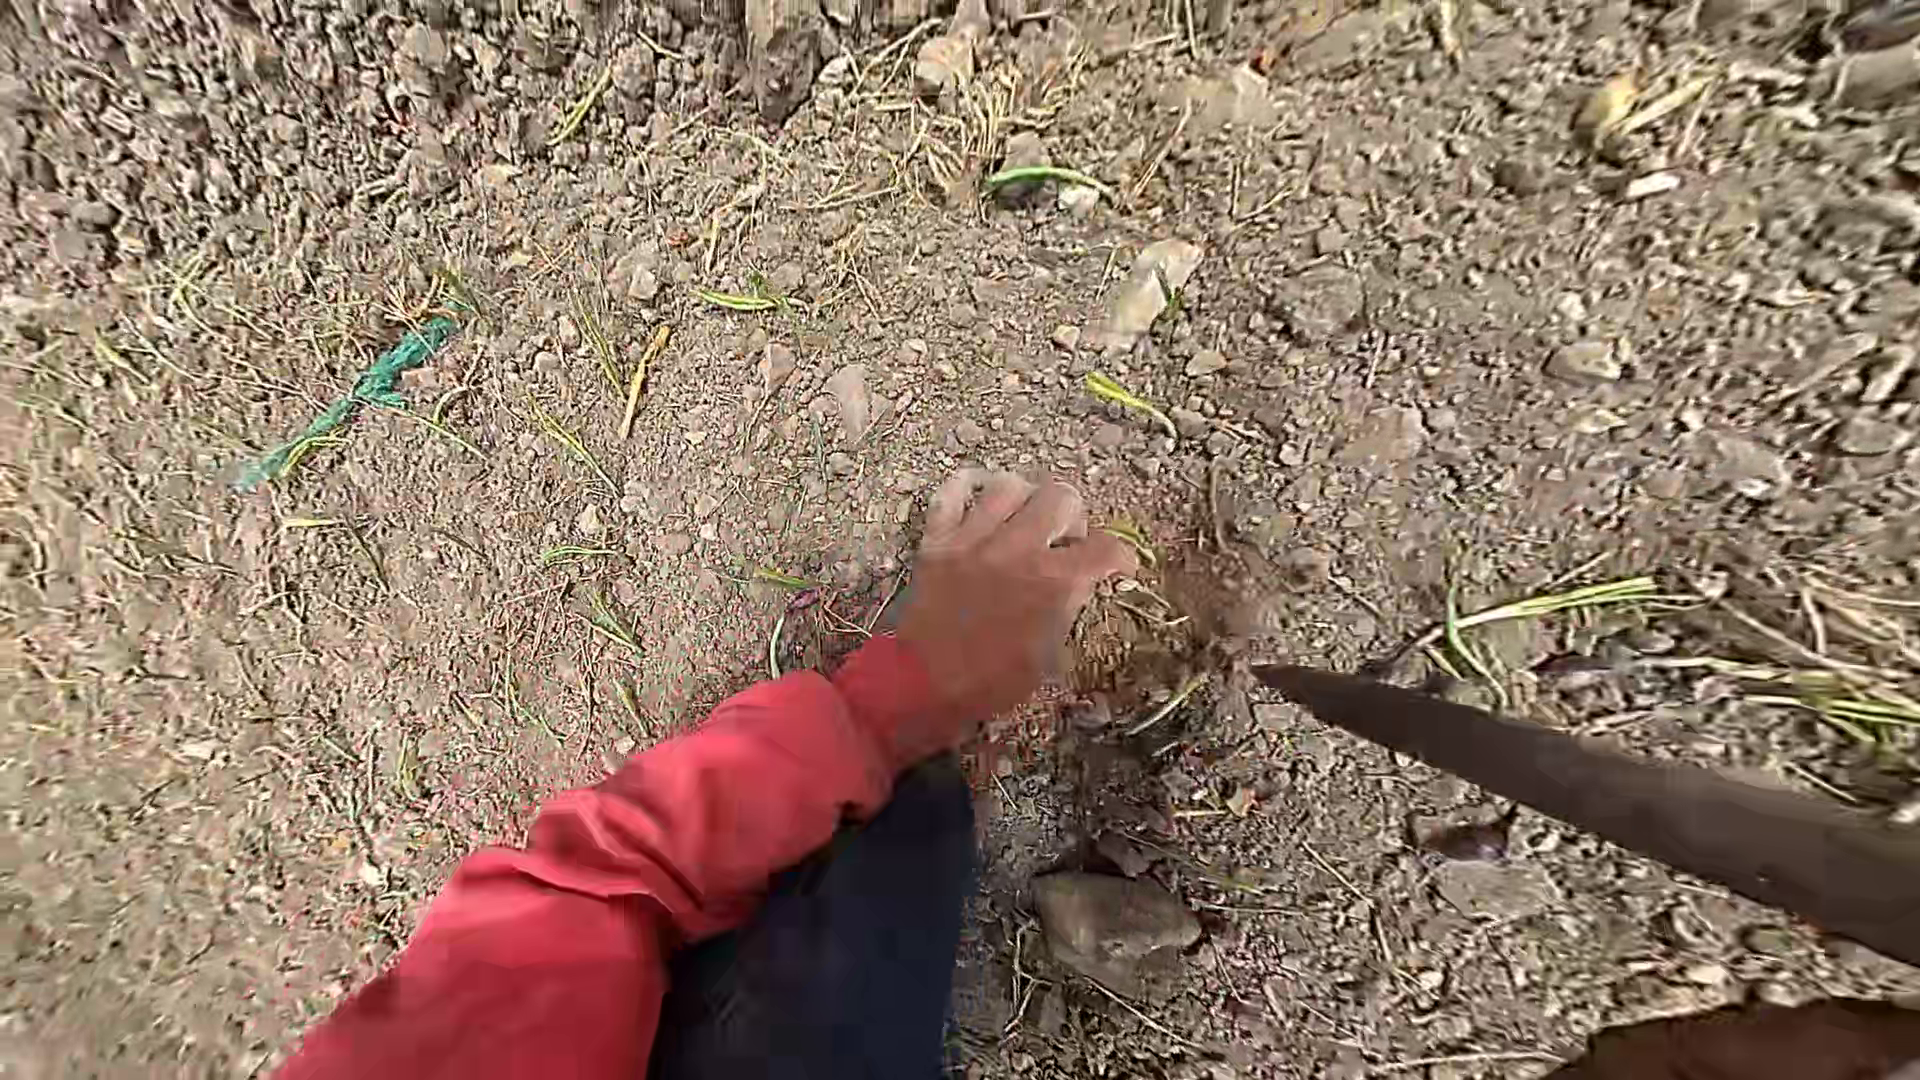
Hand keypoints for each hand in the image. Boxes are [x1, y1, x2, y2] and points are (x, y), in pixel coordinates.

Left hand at [892, 470, 1136, 754]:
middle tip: (1066, 537)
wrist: (925, 684)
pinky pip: (950, 494)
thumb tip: (1077, 583)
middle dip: (1074, 515)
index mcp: (1053, 583)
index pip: (1105, 548)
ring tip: (1025, 516)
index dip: (1121, 556)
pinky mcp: (938, 540)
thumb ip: (1067, 609)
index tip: (1117, 565)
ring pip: (1009, 486)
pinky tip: (980, 496)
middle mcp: (1018, 549)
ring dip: (1026, 498)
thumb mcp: (1049, 657)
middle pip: (1061, 497)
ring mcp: (973, 539)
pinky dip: (966, 488)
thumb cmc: (993, 681)